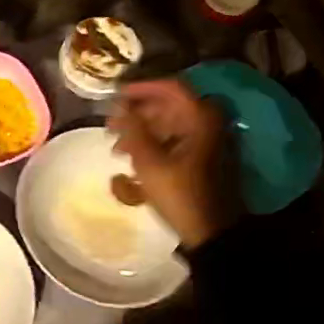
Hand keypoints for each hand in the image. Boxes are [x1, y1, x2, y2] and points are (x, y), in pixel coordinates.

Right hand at [108, 79, 235, 249]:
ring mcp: (207, 143)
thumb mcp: (149, 162)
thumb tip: (119, 105)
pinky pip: (175, 145)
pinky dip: (154, 150)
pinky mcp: (203, 161)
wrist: (213, 235)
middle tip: (110, 129)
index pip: (169, 88)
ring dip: (142, 135)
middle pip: (167, 108)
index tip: (115, 97)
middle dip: (136, 116)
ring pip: (169, 128)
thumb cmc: (180, 195)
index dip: (140, 89)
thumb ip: (132, 129)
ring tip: (118, 152)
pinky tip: (136, 167)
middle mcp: (207, 124)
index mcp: (200, 118)